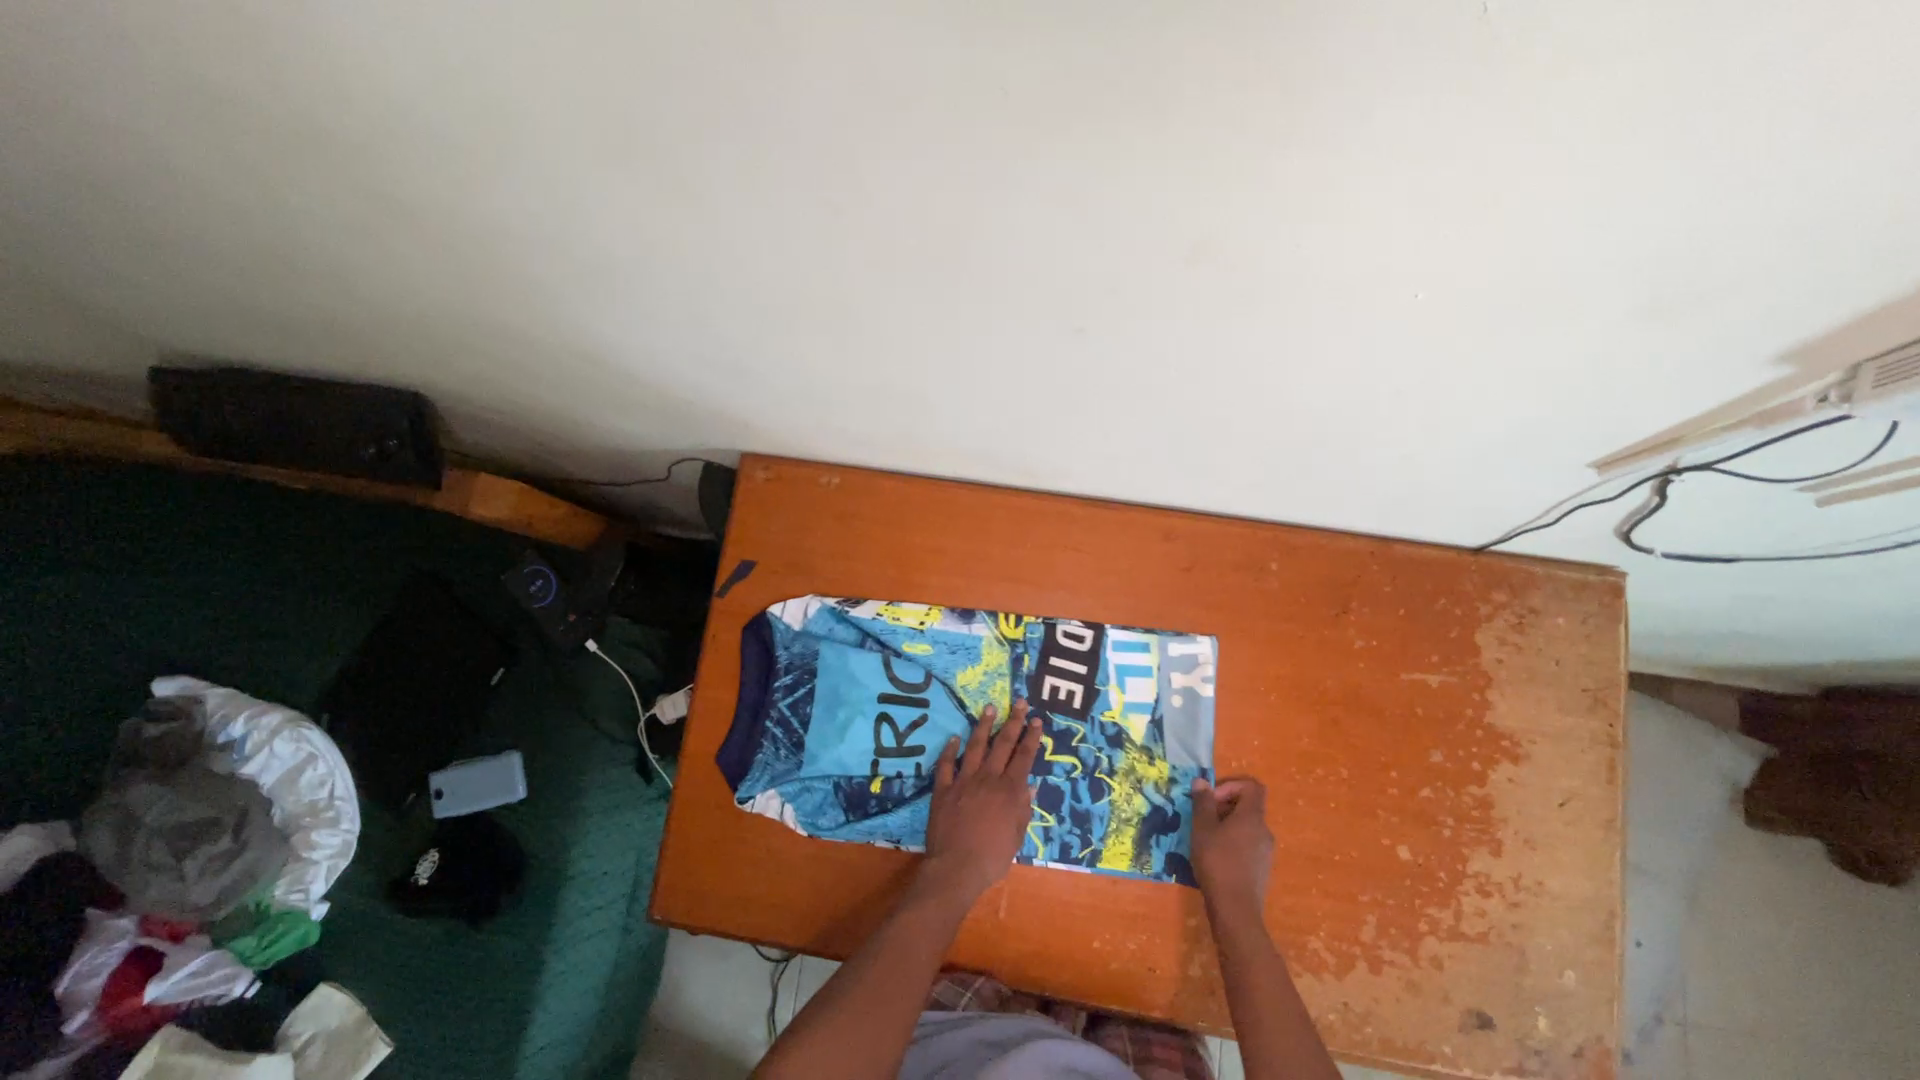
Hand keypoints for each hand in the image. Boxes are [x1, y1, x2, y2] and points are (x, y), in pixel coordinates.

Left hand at [922, 700, 1041, 898]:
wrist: (956, 868)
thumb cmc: (992, 857)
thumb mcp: (1017, 836)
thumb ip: (1022, 809)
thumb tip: (1029, 786)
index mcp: (1009, 791)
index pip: (1024, 757)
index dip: (1031, 738)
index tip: (1036, 720)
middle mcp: (988, 779)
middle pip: (1002, 745)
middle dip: (1013, 722)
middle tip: (1019, 702)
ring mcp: (963, 782)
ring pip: (975, 747)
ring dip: (983, 726)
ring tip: (989, 708)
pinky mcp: (943, 790)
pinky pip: (946, 765)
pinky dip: (949, 750)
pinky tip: (953, 738)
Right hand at [1191, 777, 1273, 905]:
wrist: (1236, 909)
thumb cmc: (1217, 862)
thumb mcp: (1203, 829)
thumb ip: (1203, 803)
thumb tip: (1201, 781)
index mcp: (1252, 817)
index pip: (1252, 786)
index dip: (1231, 785)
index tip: (1211, 799)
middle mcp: (1264, 830)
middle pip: (1248, 807)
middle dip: (1224, 807)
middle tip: (1202, 820)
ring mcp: (1265, 851)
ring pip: (1246, 827)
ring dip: (1226, 826)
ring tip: (1205, 840)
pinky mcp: (1261, 868)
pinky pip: (1247, 845)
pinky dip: (1232, 843)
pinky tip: (1215, 859)